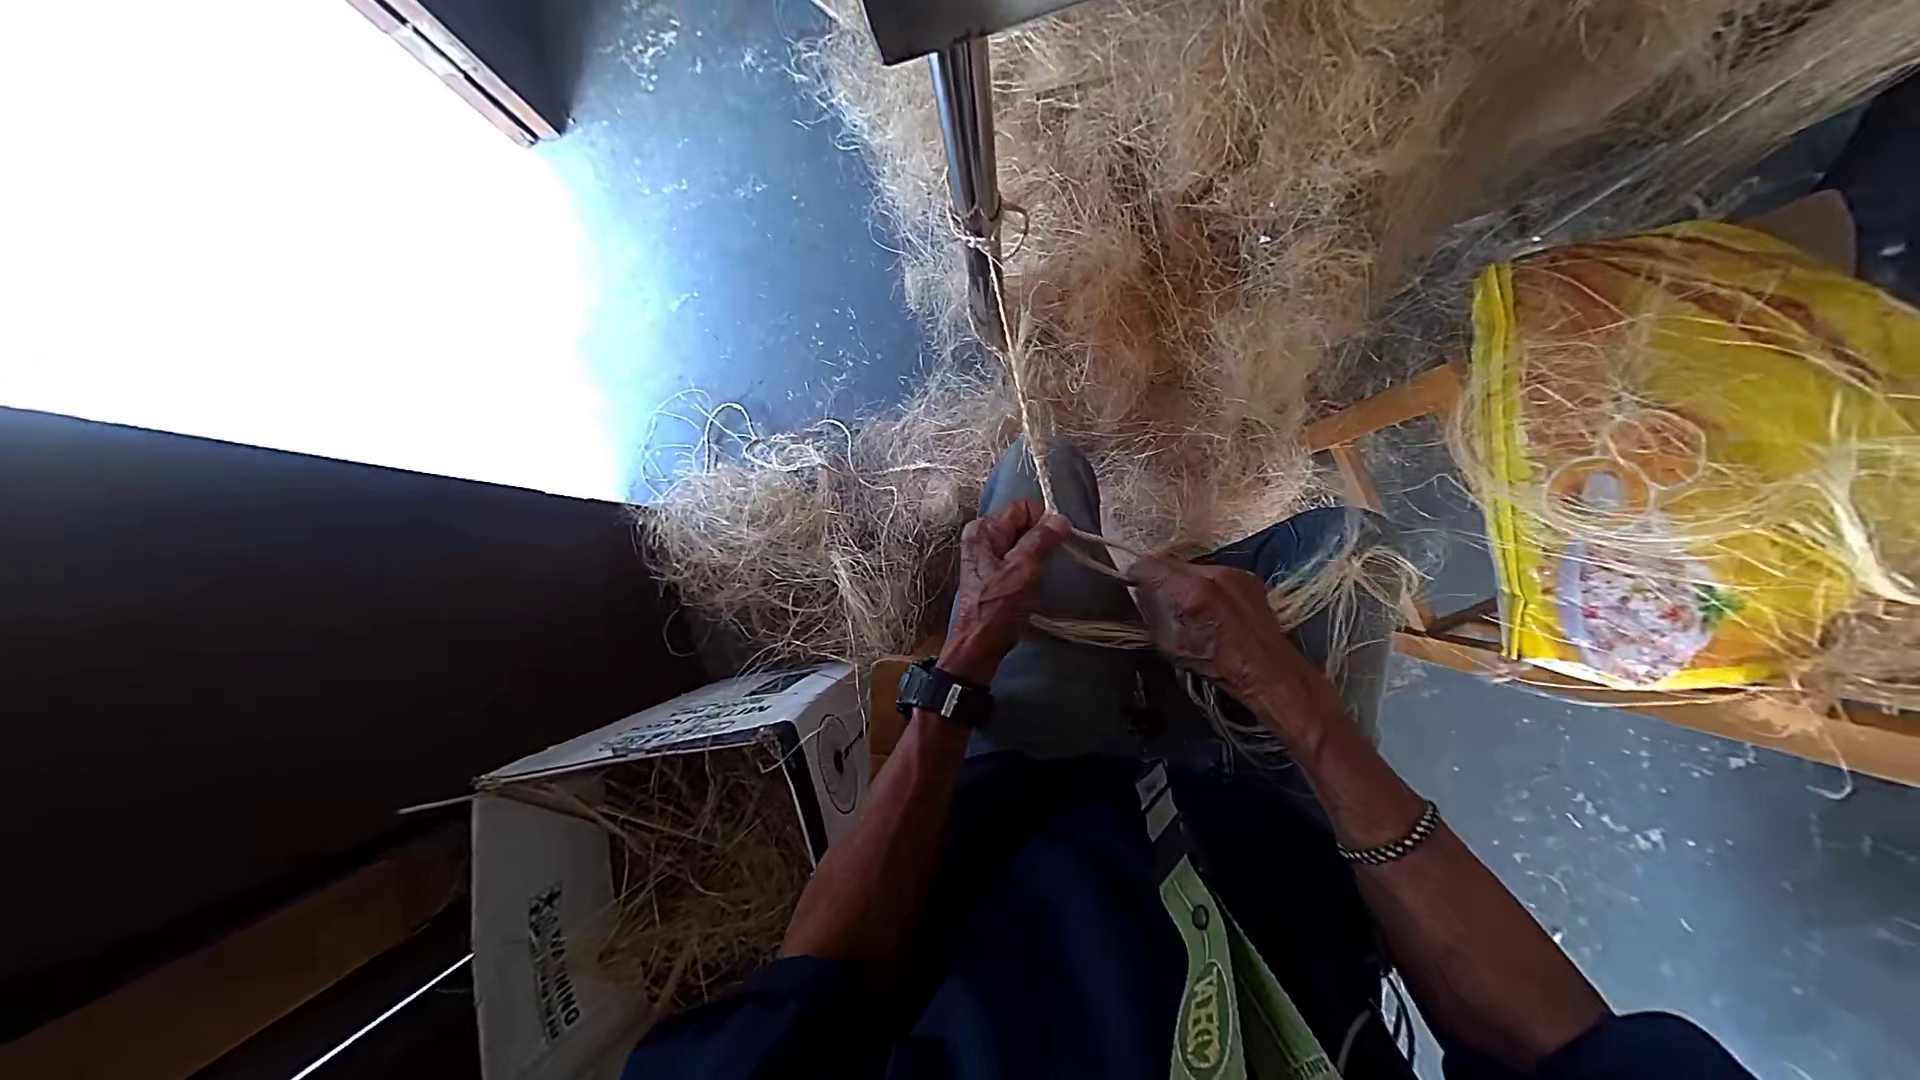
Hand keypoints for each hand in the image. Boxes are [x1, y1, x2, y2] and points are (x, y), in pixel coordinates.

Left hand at [939, 501, 1070, 683]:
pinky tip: (1034, 580)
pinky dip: (1031, 564)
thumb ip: (1041, 540)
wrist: (980, 644)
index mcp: (984, 530)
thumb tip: (1060, 518)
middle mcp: (982, 536)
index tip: (1059, 539)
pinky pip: (1018, 557)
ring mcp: (986, 554)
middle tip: (1053, 559)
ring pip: (1023, 541)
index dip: (1044, 520)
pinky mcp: (993, 571)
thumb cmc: (999, 607)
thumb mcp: (1023, 570)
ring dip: (1038, 553)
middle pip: (1023, 523)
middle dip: (1042, 537)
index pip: (1022, 508)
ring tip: (1043, 572)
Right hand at [1125, 555, 1340, 731]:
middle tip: (1155, 595)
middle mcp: (1212, 574)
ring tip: (1185, 603)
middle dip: (1159, 576)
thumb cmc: (1219, 665)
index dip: (1136, 573)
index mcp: (1190, 591)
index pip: (1149, 565)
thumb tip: (1142, 594)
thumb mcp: (1171, 643)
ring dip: (1182, 579)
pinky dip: (1203, 583)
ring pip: (1191, 566)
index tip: (1131, 582)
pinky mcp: (1246, 576)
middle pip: (1170, 562)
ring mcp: (1232, 573)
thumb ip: (1153, 612)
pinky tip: (1208, 604)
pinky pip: (1212, 572)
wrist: (1269, 670)